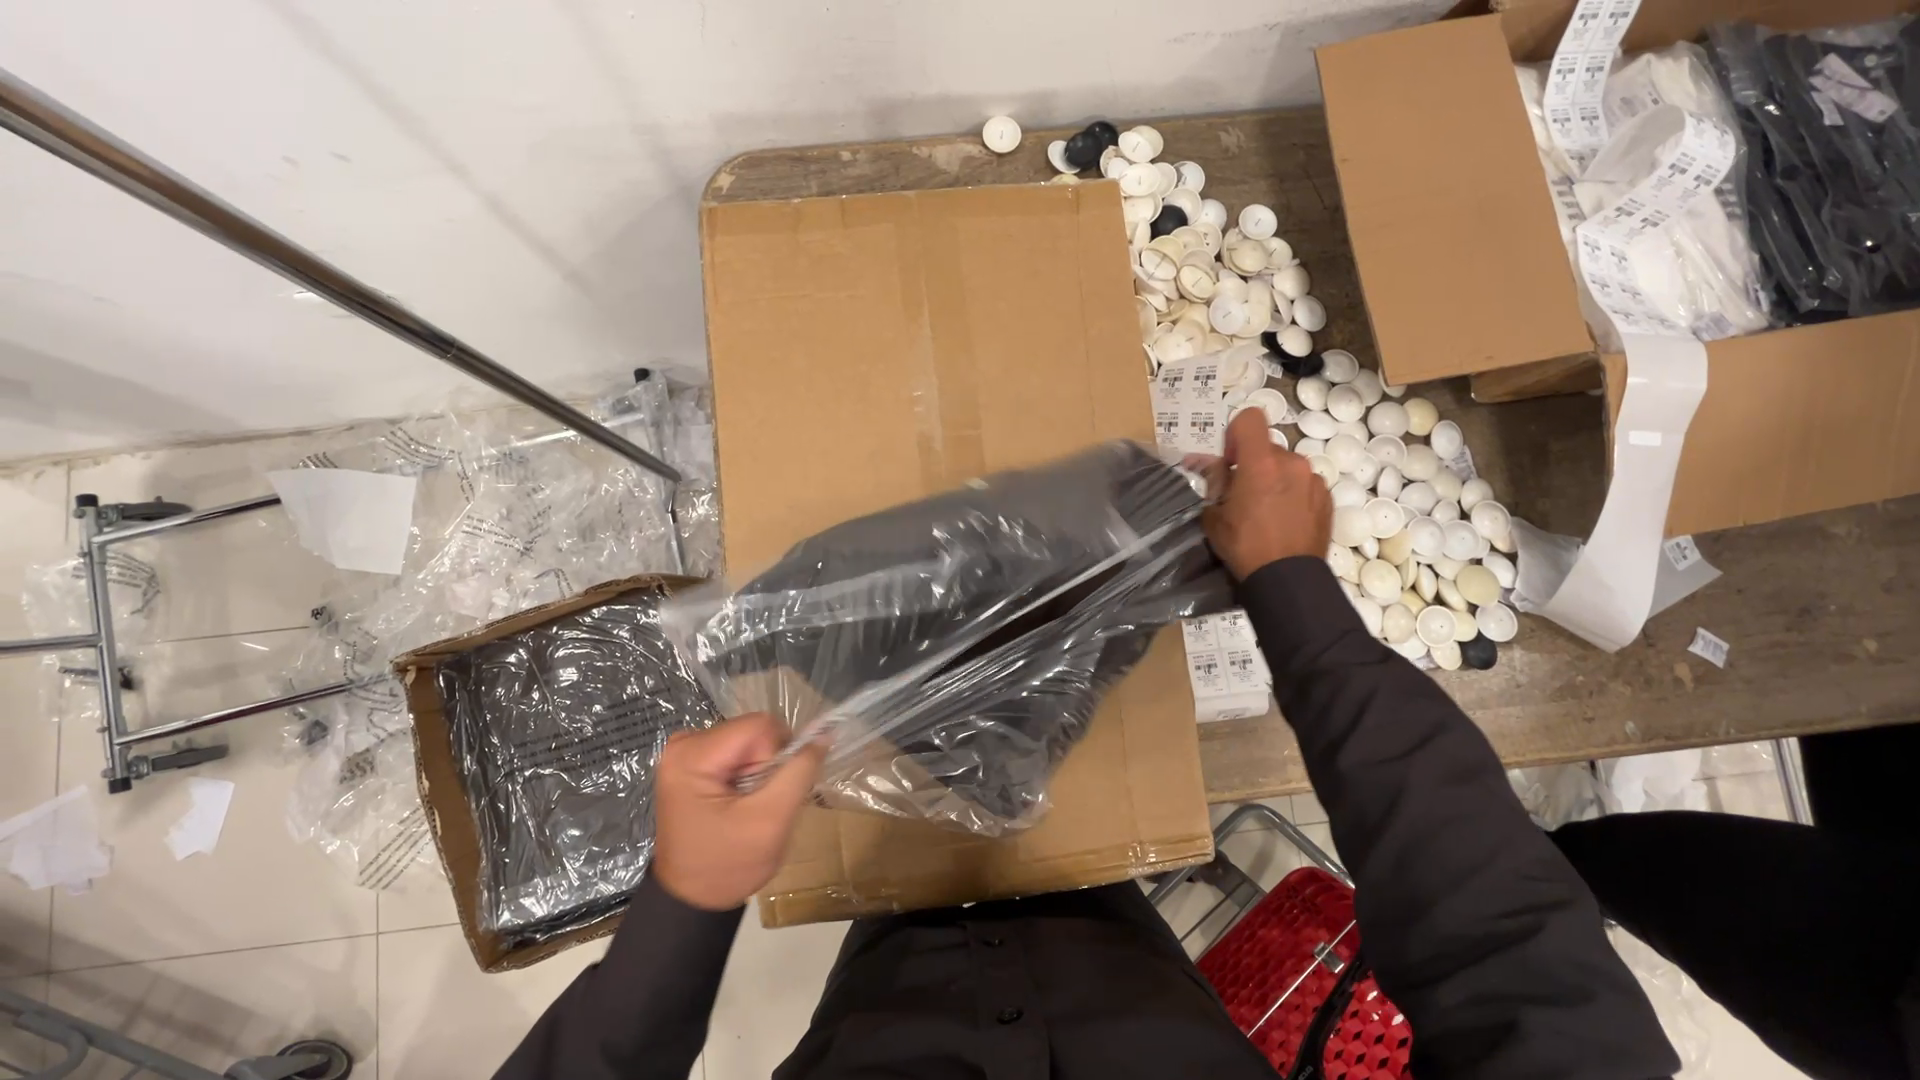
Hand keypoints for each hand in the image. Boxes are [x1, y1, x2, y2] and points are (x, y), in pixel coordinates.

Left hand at [651, 713, 826, 910]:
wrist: (693, 899)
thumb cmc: (727, 865)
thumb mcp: (771, 821)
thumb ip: (800, 772)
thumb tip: (824, 734)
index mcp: (693, 754)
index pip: (761, 726)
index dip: (778, 755)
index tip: (769, 792)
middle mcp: (685, 743)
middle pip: (754, 730)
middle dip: (769, 764)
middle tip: (761, 803)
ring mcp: (687, 752)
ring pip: (751, 740)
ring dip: (761, 770)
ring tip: (751, 805)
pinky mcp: (693, 762)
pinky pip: (739, 751)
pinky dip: (750, 773)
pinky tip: (741, 801)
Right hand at [1195, 409, 1332, 579]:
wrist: (1287, 579)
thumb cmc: (1244, 546)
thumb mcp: (1214, 516)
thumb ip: (1214, 483)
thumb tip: (1209, 465)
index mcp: (1261, 463)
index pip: (1250, 418)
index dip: (1236, 433)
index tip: (1231, 460)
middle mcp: (1292, 463)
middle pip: (1268, 447)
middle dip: (1254, 464)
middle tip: (1243, 495)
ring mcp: (1314, 480)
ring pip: (1287, 467)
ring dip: (1275, 479)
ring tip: (1267, 510)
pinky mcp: (1327, 498)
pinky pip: (1304, 485)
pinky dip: (1293, 494)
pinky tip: (1285, 520)